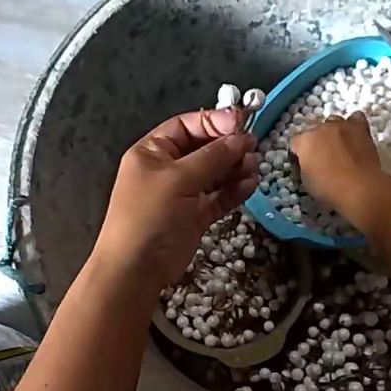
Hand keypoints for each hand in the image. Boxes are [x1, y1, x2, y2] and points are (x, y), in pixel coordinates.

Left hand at [92, 107, 258, 287]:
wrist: (136, 269)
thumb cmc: (150, 215)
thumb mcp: (178, 179)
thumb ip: (212, 156)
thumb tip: (241, 138)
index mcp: (152, 152)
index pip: (186, 126)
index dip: (213, 121)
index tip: (242, 123)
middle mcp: (167, 169)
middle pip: (203, 148)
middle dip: (228, 146)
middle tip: (253, 147)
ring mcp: (182, 194)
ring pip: (214, 174)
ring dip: (235, 168)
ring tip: (254, 166)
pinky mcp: (194, 217)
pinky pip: (218, 197)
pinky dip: (234, 190)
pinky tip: (250, 184)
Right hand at [291, 113, 390, 224]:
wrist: (359, 188)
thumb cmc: (328, 188)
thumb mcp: (305, 180)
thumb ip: (304, 164)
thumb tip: (309, 161)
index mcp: (304, 141)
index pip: (295, 143)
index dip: (298, 155)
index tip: (304, 166)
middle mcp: (321, 127)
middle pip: (314, 130)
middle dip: (315, 142)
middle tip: (322, 159)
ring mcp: (342, 125)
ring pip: (333, 121)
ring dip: (332, 132)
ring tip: (338, 147)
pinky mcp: (360, 128)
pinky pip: (355, 118)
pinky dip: (353, 125)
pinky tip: (354, 135)